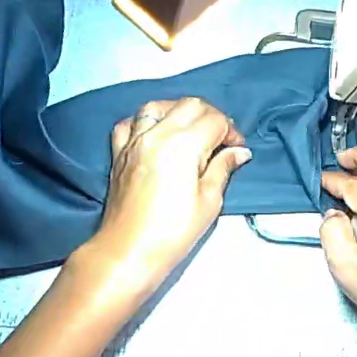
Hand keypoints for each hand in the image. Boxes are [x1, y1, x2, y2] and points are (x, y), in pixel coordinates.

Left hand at [82, 97, 250, 289]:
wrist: (128, 250)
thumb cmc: (173, 231)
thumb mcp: (209, 201)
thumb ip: (222, 168)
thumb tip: (238, 152)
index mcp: (183, 144)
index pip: (214, 120)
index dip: (231, 132)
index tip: (236, 149)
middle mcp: (157, 134)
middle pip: (189, 106)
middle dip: (210, 117)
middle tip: (219, 140)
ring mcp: (133, 141)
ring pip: (158, 106)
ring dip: (178, 112)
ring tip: (189, 131)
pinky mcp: (118, 153)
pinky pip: (130, 123)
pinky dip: (144, 121)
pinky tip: (154, 133)